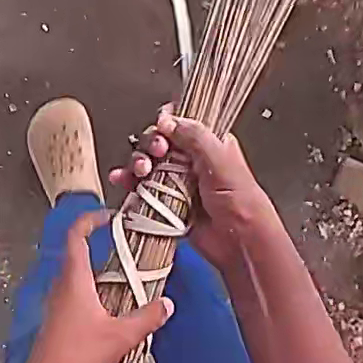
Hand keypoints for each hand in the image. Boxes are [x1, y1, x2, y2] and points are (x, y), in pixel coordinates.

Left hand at [13, 210, 174, 362]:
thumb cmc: (77, 357)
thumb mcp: (121, 337)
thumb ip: (147, 318)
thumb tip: (167, 304)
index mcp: (74, 280)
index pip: (76, 235)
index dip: (91, 220)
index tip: (110, 216)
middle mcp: (61, 286)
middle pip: (75, 253)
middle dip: (98, 243)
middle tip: (124, 244)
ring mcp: (56, 303)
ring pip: (75, 275)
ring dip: (96, 269)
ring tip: (122, 275)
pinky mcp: (56, 320)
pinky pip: (74, 294)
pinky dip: (91, 290)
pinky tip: (109, 307)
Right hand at [108, 107, 281, 267]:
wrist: (238, 242)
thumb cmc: (241, 202)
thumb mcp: (221, 160)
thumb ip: (194, 136)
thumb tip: (168, 120)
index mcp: (208, 145)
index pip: (179, 126)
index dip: (166, 126)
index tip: (162, 134)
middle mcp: (190, 162)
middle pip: (158, 144)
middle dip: (150, 147)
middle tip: (155, 154)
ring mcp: (176, 183)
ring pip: (146, 165)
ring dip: (137, 164)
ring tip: (139, 171)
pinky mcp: (164, 203)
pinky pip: (140, 189)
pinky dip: (128, 183)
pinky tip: (120, 179)